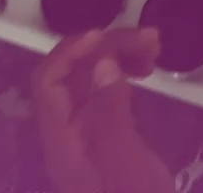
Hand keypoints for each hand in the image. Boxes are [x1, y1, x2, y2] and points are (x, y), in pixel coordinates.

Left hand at [32, 28, 171, 192]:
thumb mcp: (128, 167)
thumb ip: (112, 115)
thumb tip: (102, 62)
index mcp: (62, 144)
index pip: (47, 83)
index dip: (70, 51)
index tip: (107, 35)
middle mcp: (68, 137)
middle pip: (72, 76)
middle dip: (107, 48)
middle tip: (151, 39)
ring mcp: (86, 139)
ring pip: (91, 82)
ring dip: (119, 56)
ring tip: (155, 48)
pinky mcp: (105, 142)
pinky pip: (106, 95)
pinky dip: (124, 74)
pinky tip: (146, 70)